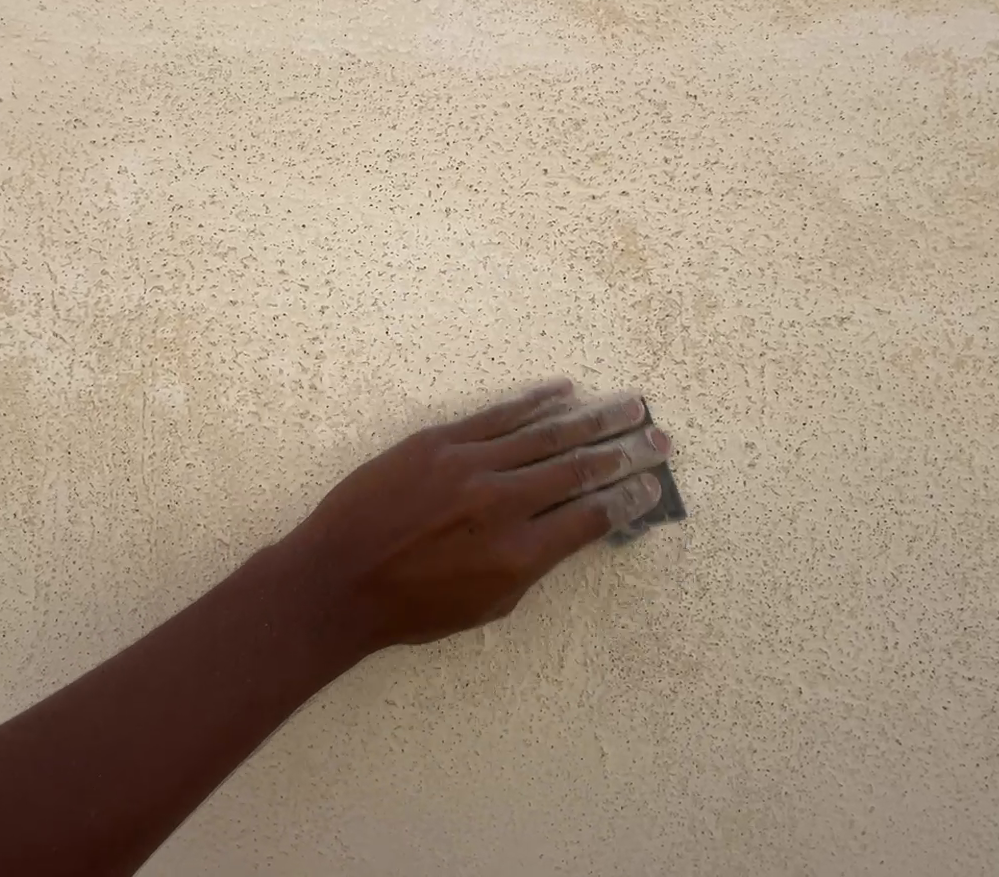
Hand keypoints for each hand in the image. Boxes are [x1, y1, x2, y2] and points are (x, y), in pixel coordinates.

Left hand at [282, 379, 671, 651]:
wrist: (339, 577)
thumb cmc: (412, 606)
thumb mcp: (487, 605)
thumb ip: (534, 565)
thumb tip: (568, 529)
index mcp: (520, 555)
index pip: (592, 517)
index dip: (630, 497)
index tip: (655, 482)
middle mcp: (503, 504)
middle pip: (580, 469)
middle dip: (627, 451)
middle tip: (659, 435)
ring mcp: (470, 466)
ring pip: (546, 434)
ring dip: (594, 418)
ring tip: (629, 405)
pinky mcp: (439, 441)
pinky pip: (498, 415)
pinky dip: (534, 402)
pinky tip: (563, 391)